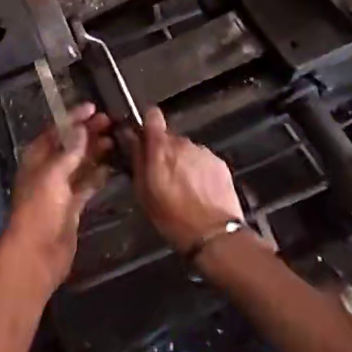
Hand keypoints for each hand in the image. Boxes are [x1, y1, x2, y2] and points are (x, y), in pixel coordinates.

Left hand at [0, 103, 113, 290]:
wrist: (37, 254)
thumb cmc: (39, 209)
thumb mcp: (53, 175)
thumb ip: (69, 151)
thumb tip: (82, 128)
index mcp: (37, 157)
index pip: (57, 130)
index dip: (74, 118)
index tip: (94, 108)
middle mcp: (48, 169)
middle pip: (71, 145)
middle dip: (89, 133)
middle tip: (111, 123)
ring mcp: (61, 188)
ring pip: (81, 164)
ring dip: (96, 152)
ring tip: (116, 140)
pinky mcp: (72, 206)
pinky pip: (87, 184)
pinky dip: (98, 175)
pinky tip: (113, 166)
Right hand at [130, 107, 244, 252]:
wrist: (214, 235)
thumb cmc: (173, 218)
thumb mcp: (143, 193)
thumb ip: (137, 160)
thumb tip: (131, 139)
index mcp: (160, 148)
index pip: (153, 116)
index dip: (149, 123)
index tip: (146, 135)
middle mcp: (183, 143)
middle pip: (171, 138)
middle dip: (166, 152)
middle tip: (164, 176)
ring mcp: (203, 152)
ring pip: (188, 151)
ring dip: (184, 163)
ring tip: (184, 189)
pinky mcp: (220, 163)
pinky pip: (204, 161)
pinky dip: (200, 171)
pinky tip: (200, 192)